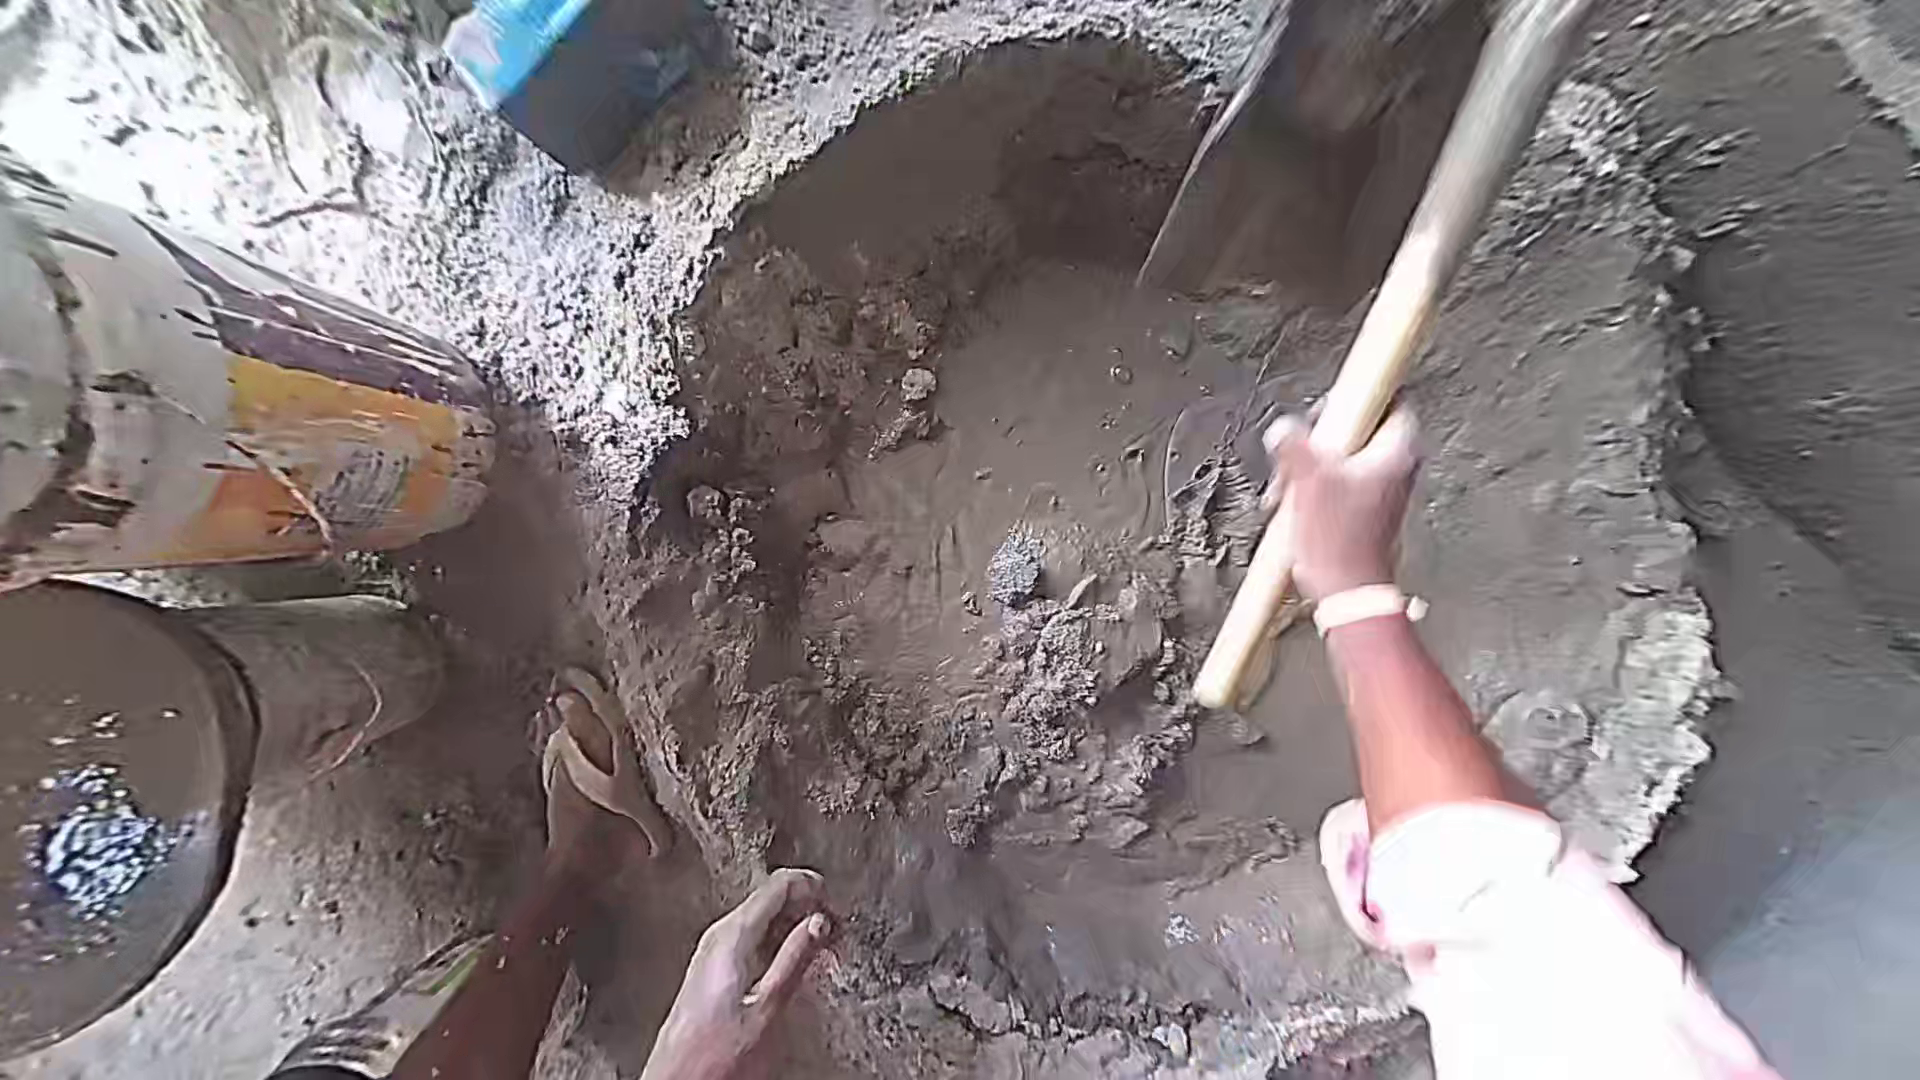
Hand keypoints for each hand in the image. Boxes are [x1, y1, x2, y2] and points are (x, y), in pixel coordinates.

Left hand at [641, 869, 832, 1079]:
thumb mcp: (767, 1007)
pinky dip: (779, 941)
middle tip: (833, 930)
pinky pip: (753, 936)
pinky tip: (792, 964)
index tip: (834, 907)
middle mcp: (720, 934)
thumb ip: (796, 957)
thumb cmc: (713, 1059)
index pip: (780, 883)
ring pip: (764, 916)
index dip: (813, 887)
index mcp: (733, 934)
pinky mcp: (713, 968)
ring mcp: (714, 950)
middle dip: (807, 906)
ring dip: (795, 925)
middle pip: (772, 897)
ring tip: (820, 947)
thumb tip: (820, 920)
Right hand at [1262, 405, 1419, 601]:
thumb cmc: (1340, 540)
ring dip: (1309, 468)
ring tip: (1288, 486)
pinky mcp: (1362, 508)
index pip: (1390, 402)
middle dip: (1319, 441)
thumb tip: (1283, 428)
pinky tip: (1293, 503)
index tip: (1328, 410)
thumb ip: (1294, 446)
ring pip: (1341, 458)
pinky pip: (1335, 482)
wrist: (1345, 587)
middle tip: (1298, 454)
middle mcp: (1395, 467)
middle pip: (1357, 431)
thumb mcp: (1309, 481)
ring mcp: (1379, 489)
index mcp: (1395, 452)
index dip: (1355, 400)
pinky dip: (1312, 487)